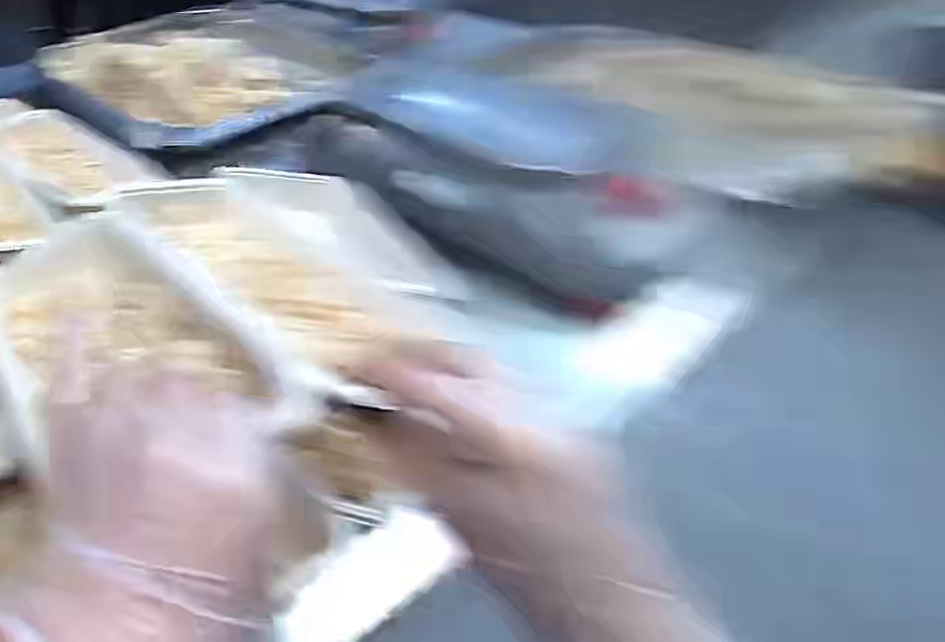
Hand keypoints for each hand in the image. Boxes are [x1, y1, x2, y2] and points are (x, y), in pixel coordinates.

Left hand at [44, 356, 275, 600]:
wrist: (105, 619)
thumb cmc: (194, 603)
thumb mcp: (262, 554)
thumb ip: (271, 490)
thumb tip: (274, 462)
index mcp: (233, 454)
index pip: (250, 412)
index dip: (242, 433)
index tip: (237, 449)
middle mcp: (175, 417)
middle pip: (193, 384)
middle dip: (194, 414)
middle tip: (184, 450)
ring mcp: (115, 408)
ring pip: (140, 371)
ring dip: (146, 396)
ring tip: (142, 431)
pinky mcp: (69, 413)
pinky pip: (74, 360)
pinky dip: (77, 342)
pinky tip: (79, 320)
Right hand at [354, 347, 721, 641]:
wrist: (614, 608)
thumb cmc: (526, 569)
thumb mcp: (451, 508)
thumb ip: (405, 448)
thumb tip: (362, 408)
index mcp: (505, 433)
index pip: (425, 380)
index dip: (377, 369)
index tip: (346, 368)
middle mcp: (536, 410)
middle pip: (458, 354)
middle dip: (407, 352)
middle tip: (372, 364)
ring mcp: (557, 413)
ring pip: (481, 363)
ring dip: (435, 363)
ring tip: (402, 377)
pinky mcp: (566, 424)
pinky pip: (501, 381)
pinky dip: (462, 379)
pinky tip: (446, 400)